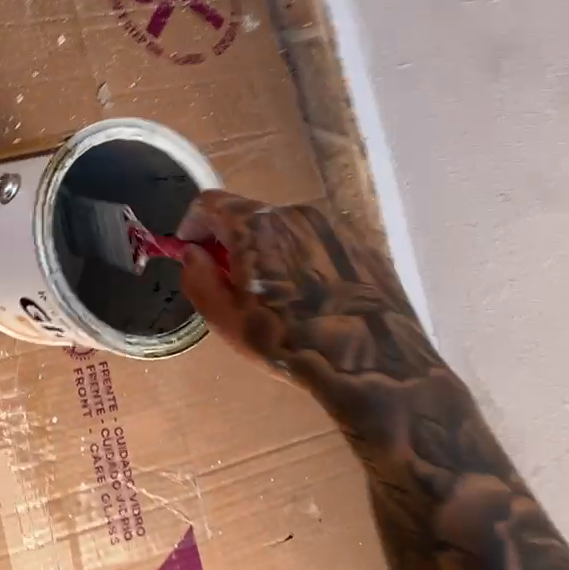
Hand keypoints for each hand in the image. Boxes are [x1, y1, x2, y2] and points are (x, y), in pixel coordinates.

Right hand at [174, 191, 438, 413]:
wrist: (377, 367)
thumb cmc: (287, 340)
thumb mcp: (222, 316)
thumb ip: (196, 276)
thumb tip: (195, 253)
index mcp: (254, 224)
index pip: (209, 202)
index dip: (192, 222)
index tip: (191, 248)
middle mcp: (293, 214)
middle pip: (248, 213)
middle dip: (230, 237)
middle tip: (229, 274)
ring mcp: (333, 227)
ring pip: (284, 227)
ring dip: (267, 247)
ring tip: (274, 287)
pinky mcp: (363, 246)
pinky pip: (316, 242)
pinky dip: (300, 257)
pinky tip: (309, 293)